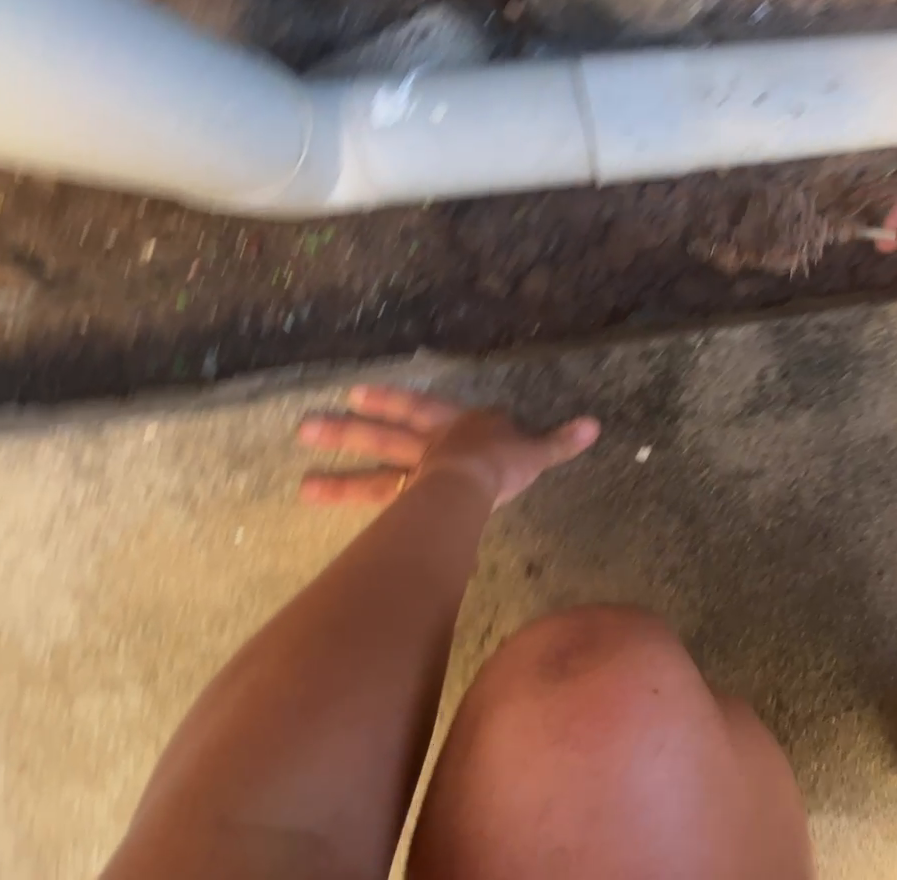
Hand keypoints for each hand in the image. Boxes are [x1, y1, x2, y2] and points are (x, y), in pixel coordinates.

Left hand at [296, 385, 599, 506]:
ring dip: (339, 475)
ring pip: (372, 472)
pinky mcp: (408, 500)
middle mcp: (429, 445)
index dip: (395, 403)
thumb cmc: (505, 461)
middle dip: (351, 433)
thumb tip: (595, 425)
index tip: (358, 394)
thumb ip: (560, 441)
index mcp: (459, 428)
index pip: (427, 410)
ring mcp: (414, 474)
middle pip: (387, 437)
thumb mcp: (538, 449)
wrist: (475, 479)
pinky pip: (377, 501)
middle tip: (306, 427)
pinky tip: (318, 502)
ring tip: (301, 484)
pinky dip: (350, 500)